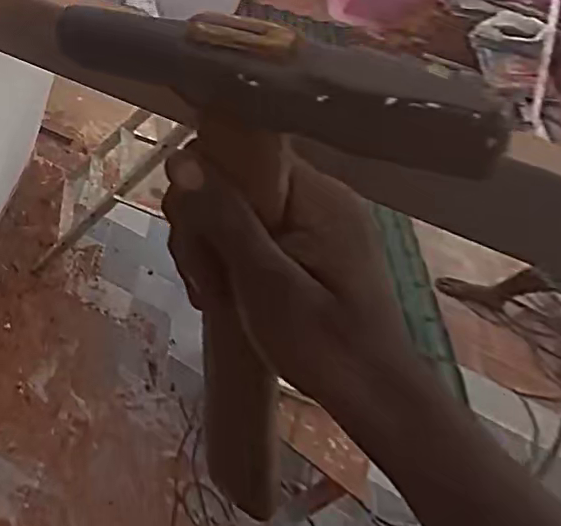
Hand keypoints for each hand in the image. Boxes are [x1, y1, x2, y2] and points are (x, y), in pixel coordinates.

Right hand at [162, 124, 421, 409]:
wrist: (380, 409)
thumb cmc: (327, 349)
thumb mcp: (266, 284)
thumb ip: (224, 218)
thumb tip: (180, 159)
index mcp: (318, 194)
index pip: (239, 152)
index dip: (204, 183)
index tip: (193, 234)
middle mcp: (316, 194)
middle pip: (228, 178)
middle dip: (201, 224)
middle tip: (202, 277)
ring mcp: (311, 217)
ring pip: (228, 204)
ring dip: (206, 246)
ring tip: (211, 293)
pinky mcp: (303, 240)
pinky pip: (243, 227)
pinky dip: (223, 255)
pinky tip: (221, 290)